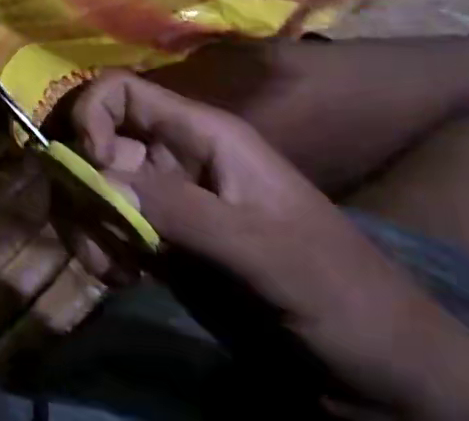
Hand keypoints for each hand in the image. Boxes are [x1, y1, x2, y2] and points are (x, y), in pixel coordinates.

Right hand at [59, 71, 468, 419]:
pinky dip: (96, 247)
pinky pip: (105, 228)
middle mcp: (174, 159)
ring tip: (106, 266)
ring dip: (83, 222)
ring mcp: (166, 203)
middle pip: (93, 141)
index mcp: (203, 136)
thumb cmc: (342, 295)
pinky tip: (118, 278)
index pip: (120, 93)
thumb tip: (97, 176)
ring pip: (92, 187)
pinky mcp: (162, 245)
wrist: (389, 376)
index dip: (90, 117)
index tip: (89, 168)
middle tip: (93, 236)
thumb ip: (182, 210)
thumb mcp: (266, 251)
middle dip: (79, 184)